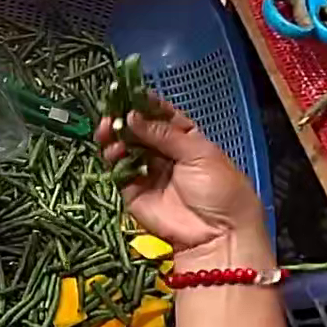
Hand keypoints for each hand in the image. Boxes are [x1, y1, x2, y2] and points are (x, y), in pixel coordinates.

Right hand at [97, 96, 271, 270]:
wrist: (215, 234)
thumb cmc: (219, 189)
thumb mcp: (198, 153)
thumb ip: (163, 135)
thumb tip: (131, 116)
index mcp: (186, 140)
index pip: (162, 117)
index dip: (145, 105)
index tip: (127, 93)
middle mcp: (164, 153)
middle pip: (139, 131)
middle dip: (124, 120)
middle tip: (110, 112)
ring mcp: (147, 172)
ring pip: (125, 148)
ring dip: (114, 137)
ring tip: (107, 130)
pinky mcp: (132, 190)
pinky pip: (119, 171)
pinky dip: (113, 159)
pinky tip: (112, 150)